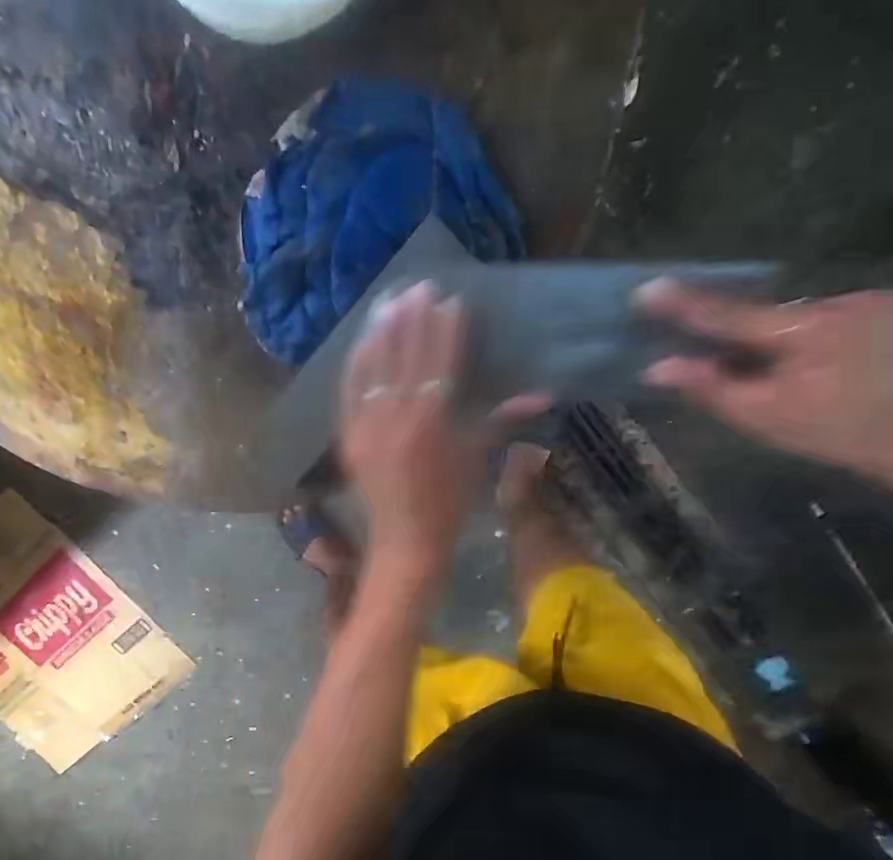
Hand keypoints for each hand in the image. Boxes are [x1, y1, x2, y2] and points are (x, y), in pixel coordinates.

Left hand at [339, 282, 545, 572]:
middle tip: (417, 287)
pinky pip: (349, 392)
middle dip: (411, 320)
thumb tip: (544, 393)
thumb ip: (502, 418)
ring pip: (373, 369)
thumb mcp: (477, 457)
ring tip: (389, 302)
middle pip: (404, 359)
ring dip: (381, 333)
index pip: (439, 364)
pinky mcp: (348, 438)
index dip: (444, 330)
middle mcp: (397, 419)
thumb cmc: (450, 501)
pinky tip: (362, 341)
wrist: (407, 539)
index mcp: (433, 423)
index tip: (448, 300)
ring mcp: (367, 427)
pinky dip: (356, 364)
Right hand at [634, 281, 892, 472]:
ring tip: (828, 379)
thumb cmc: (841, 433)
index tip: (648, 289)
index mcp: (803, 330)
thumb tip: (658, 367)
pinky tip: (863, 368)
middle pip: (782, 318)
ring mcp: (889, 300)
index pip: (729, 316)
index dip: (685, 305)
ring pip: (825, 317)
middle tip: (772, 377)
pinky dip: (850, 337)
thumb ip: (711, 388)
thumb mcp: (765, 417)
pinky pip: (864, 316)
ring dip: (813, 340)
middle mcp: (845, 301)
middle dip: (769, 341)